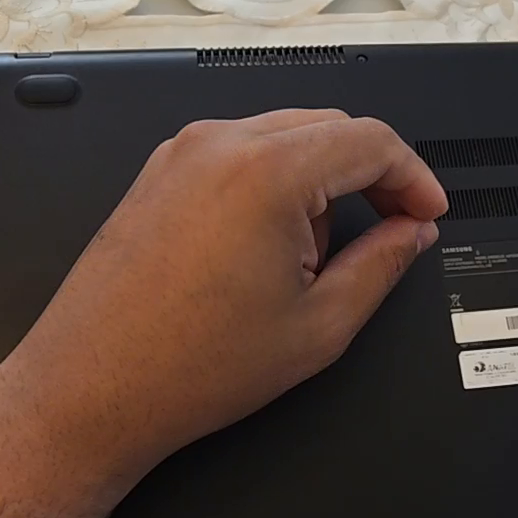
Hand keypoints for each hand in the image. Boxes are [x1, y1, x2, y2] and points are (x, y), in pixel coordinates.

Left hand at [0, 109, 446, 512]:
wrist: (90, 389)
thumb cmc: (188, 366)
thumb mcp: (317, 326)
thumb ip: (382, 265)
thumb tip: (411, 232)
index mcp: (266, 172)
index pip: (369, 140)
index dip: (413, 175)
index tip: (426, 209)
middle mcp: (220, 145)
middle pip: (329, 129)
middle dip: (371, 176)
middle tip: (392, 228)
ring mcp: (182, 154)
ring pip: (285, 138)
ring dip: (322, 182)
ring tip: (314, 257)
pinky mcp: (161, 173)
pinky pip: (241, 154)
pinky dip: (275, 184)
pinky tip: (268, 245)